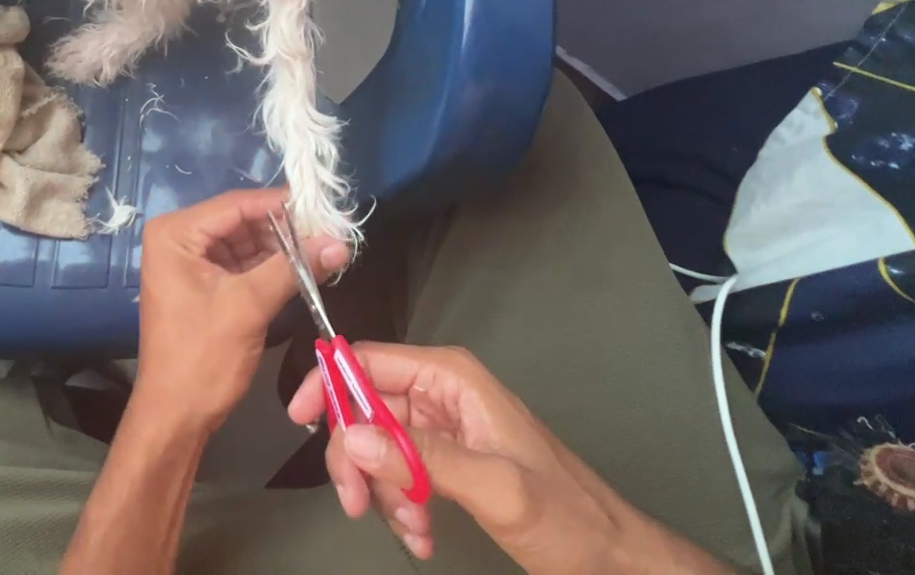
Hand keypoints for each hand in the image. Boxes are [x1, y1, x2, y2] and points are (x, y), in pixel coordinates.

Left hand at [135, 189, 347, 431]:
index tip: (325, 209)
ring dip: (283, 248)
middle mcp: (179, 238)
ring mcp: (191, 261)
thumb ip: (294, 268)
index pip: (236, 205)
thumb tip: (339, 242)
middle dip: (286, 229)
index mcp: (176, 233)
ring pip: (246, 242)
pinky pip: (243, 263)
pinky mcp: (204, 284)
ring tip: (326, 250)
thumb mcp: (249, 306)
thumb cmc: (202, 357)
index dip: (282, 205)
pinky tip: (306, 269)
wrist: (175, 416)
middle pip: (241, 221)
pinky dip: (272, 266)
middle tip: (331, 233)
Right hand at [289, 344, 728, 572]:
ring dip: (381, 488)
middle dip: (356, 456)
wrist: (614, 560)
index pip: (368, 360)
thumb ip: (420, 457)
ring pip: (375, 443)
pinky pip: (396, 469)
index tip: (300, 420)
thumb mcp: (495, 486)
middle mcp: (438, 392)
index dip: (329, 383)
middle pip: (364, 407)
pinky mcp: (442, 457)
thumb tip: (347, 435)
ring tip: (412, 527)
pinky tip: (420, 533)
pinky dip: (398, 502)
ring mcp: (439, 425)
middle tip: (356, 503)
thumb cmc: (564, 515)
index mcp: (449, 376)